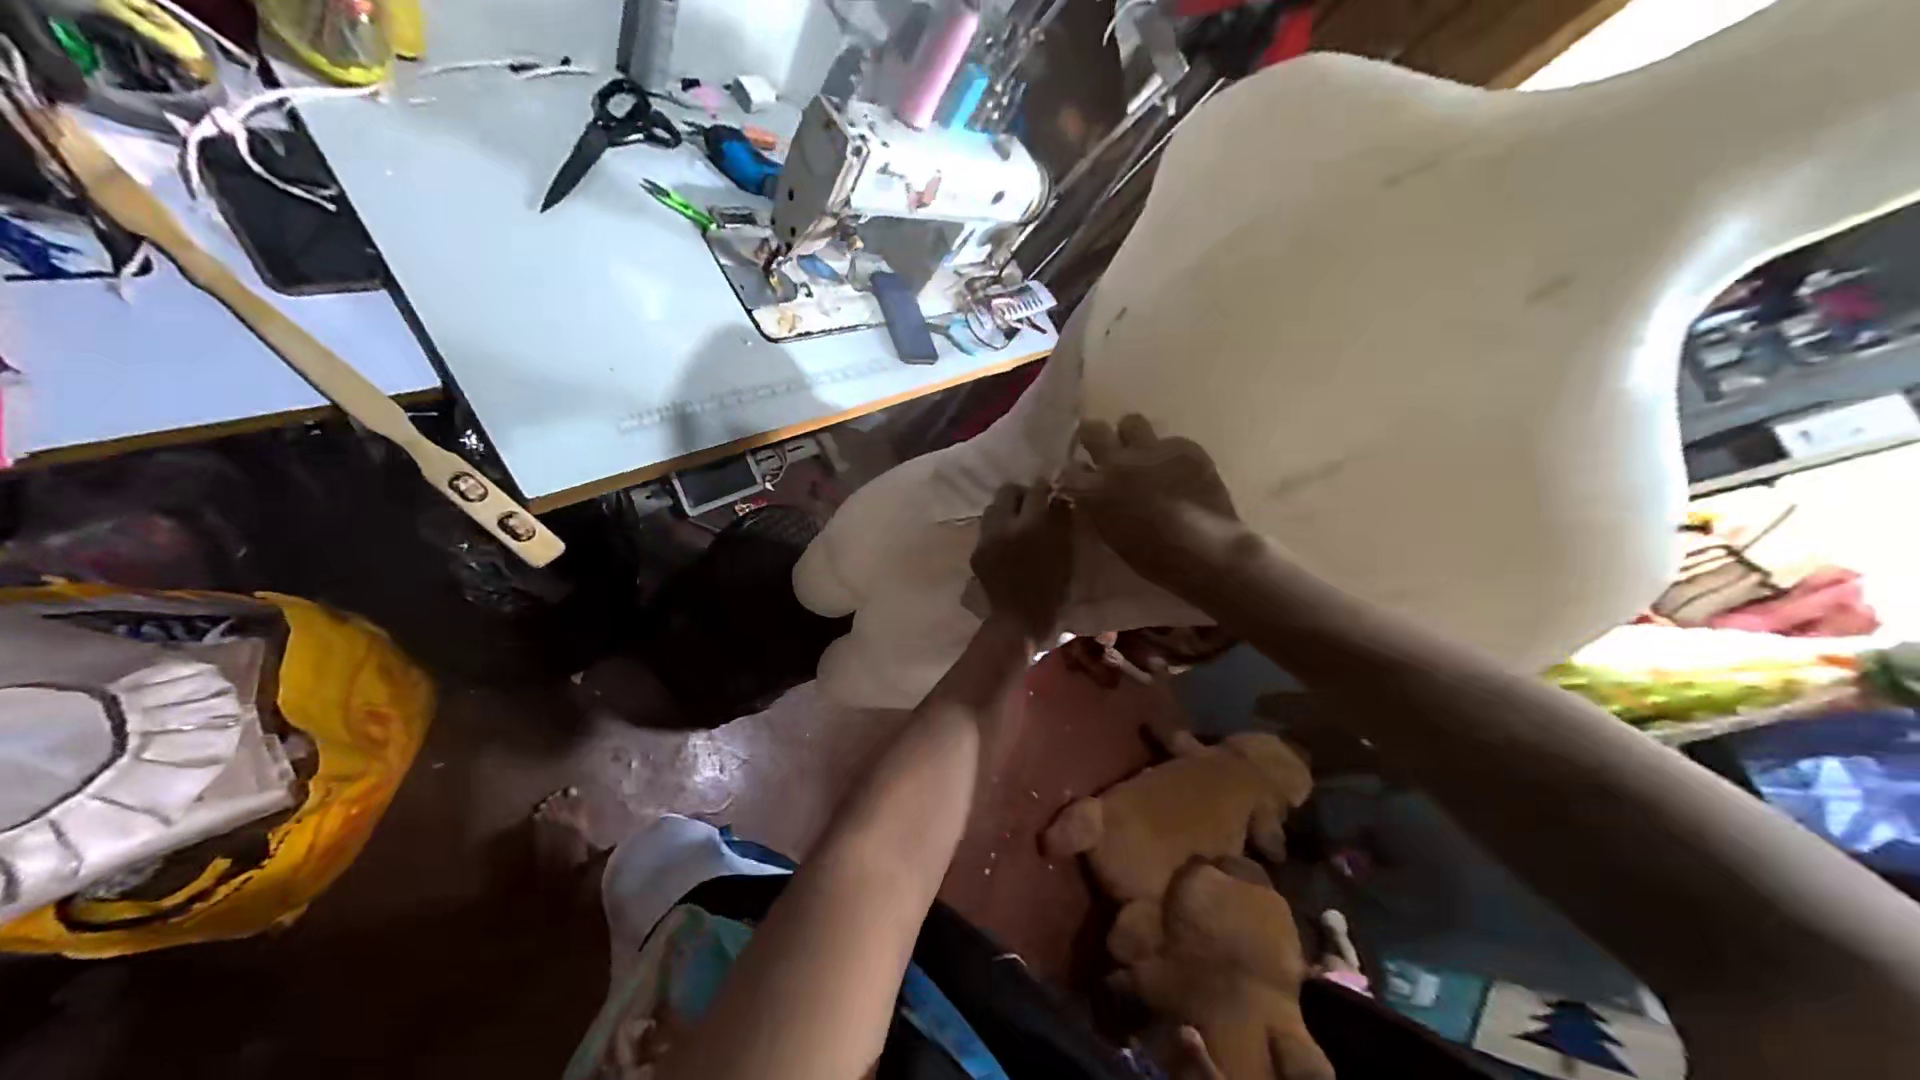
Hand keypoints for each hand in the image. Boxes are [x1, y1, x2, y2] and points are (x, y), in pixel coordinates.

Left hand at [971, 481, 1072, 639]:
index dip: (1044, 487)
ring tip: (1016, 523)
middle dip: (1020, 494)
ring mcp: (986, 538)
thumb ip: (1061, 521)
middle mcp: (1004, 526)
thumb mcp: (1064, 553)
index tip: (1049, 489)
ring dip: (1005, 511)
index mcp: (1031, 525)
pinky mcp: (976, 552)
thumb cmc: (1051, 589)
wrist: (1019, 619)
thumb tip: (1058, 498)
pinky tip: (1006, 543)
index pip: (1036, 490)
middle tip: (1031, 505)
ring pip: (993, 509)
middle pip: (1007, 491)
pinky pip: (986, 530)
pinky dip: (997, 531)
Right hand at [1062, 415, 1243, 589]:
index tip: (1081, 476)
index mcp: (1093, 491)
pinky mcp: (1184, 447)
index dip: (1073, 472)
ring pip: (1131, 422)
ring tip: (1142, 451)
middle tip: (1102, 444)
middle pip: (1092, 430)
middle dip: (1093, 435)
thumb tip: (1092, 494)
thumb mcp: (1112, 535)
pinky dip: (1171, 454)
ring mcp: (1151, 450)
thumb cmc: (1152, 556)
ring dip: (1131, 435)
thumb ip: (1098, 508)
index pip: (1067, 470)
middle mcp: (1116, 462)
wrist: (1203, 550)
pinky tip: (1182, 471)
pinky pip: (1170, 441)